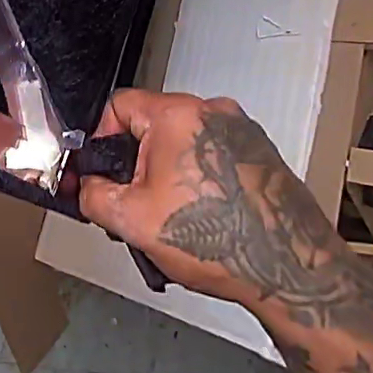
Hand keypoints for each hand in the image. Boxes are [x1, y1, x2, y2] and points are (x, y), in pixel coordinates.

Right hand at [75, 89, 348, 309]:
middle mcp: (213, 111)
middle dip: (134, 161)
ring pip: (182, 140)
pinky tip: (198, 214)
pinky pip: (211, 152)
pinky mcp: (258, 151)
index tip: (99, 165)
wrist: (287, 267)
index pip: (118, 104)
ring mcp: (240, 129)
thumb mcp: (131, 220)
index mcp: (179, 114)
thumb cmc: (221, 240)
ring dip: (166, 171)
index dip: (98, 136)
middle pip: (152, 123)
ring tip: (168, 213)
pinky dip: (196, 176)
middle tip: (131, 197)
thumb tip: (85, 187)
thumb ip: (92, 195)